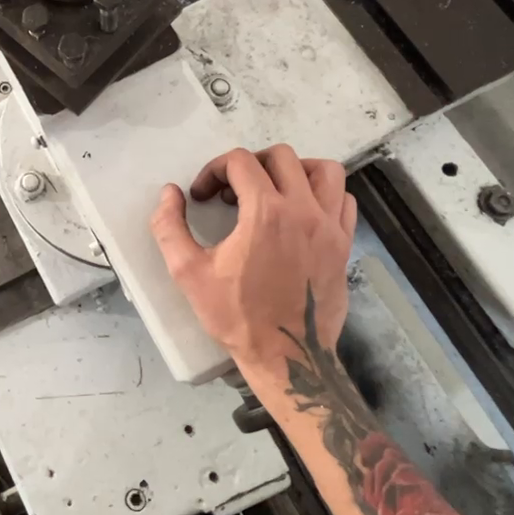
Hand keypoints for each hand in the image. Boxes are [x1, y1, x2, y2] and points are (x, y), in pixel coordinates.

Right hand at [149, 146, 357, 377]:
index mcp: (265, 213)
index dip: (213, 170)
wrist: (288, 357)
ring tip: (272, 191)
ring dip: (293, 171)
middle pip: (281, 157)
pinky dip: (323, 194)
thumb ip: (169, 227)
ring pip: (323, 170)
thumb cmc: (236, 316)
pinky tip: (301, 212)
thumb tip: (169, 193)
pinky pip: (343, 200)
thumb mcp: (187, 273)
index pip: (240, 162)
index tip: (203, 197)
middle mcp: (303, 211)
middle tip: (232, 192)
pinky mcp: (344, 245)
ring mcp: (330, 227)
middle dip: (250, 165)